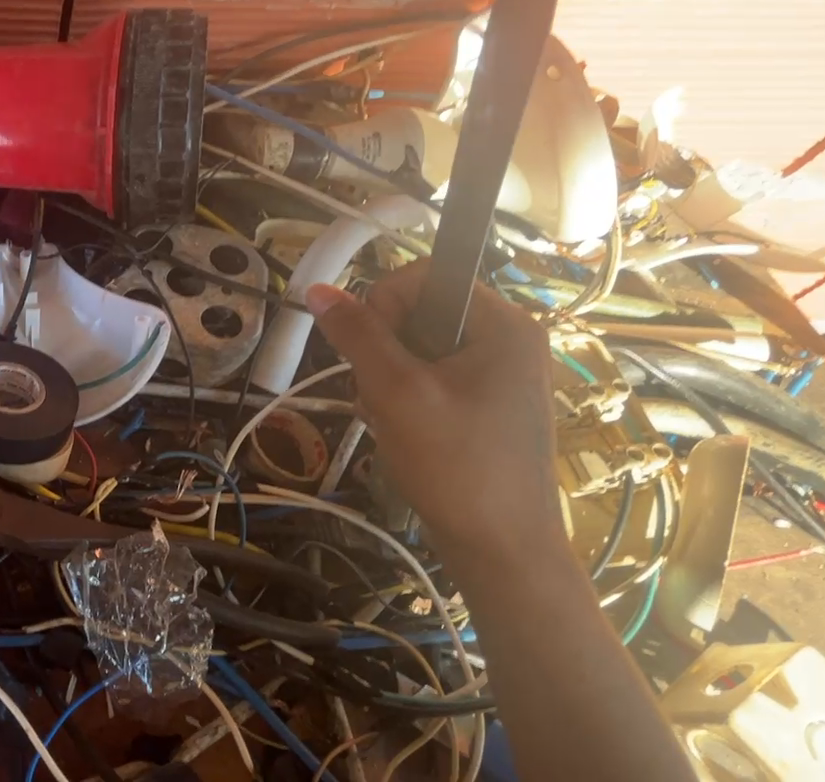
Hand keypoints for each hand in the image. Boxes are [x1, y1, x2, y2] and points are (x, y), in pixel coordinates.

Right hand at [305, 264, 563, 571]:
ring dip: (385, 379)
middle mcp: (506, 340)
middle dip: (382, 350)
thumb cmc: (456, 464)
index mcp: (504, 324)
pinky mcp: (483, 404)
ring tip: (392, 420)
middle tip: (382, 393)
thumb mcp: (396, 392)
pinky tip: (400, 431)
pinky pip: (425, 377)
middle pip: (416, 312)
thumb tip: (317, 289)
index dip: (385, 303)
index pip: (424, 275)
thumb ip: (357, 335)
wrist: (501, 550)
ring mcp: (496, 375)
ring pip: (413, 348)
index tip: (374, 349)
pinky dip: (401, 398)